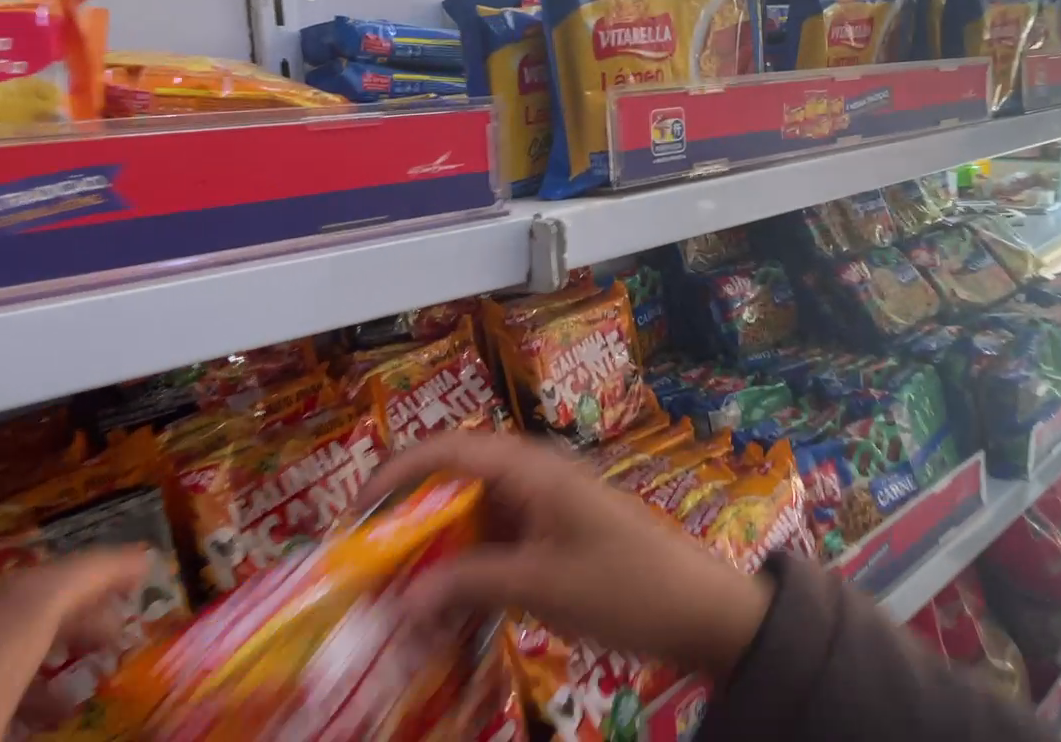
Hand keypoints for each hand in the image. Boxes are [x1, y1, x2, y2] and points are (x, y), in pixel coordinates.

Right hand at [356, 432, 772, 678]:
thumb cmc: (626, 587)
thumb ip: (469, 583)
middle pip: (453, 477)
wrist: (704, 611)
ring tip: (402, 582)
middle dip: (409, 514)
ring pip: (473, 509)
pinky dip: (468, 559)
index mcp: (528, 467)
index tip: (356, 510)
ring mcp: (542, 501)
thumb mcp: (543, 586)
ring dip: (438, 542)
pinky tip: (449, 595)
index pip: (446, 450)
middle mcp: (530, 472)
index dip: (395, 472)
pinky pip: (496, 534)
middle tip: (372, 556)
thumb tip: (400, 599)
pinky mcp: (552, 528)